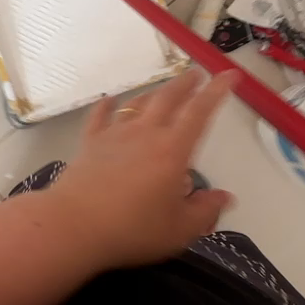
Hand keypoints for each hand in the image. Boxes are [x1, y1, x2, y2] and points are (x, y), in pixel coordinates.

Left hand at [45, 70, 234, 269]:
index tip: (228, 74)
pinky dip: (108, 105)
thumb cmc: (133, 229)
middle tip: (197, 74)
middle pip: (167, 99)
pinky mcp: (90, 141)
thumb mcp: (180, 229)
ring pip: (138, 104)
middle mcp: (144, 134)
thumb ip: (205, 210)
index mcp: (172, 151)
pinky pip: (101, 116)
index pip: (199, 113)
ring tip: (164, 91)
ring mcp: (115, 134)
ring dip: (154, 94)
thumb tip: (225, 196)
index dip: (216, 92)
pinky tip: (110, 100)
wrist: (76, 223)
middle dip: (185, 84)